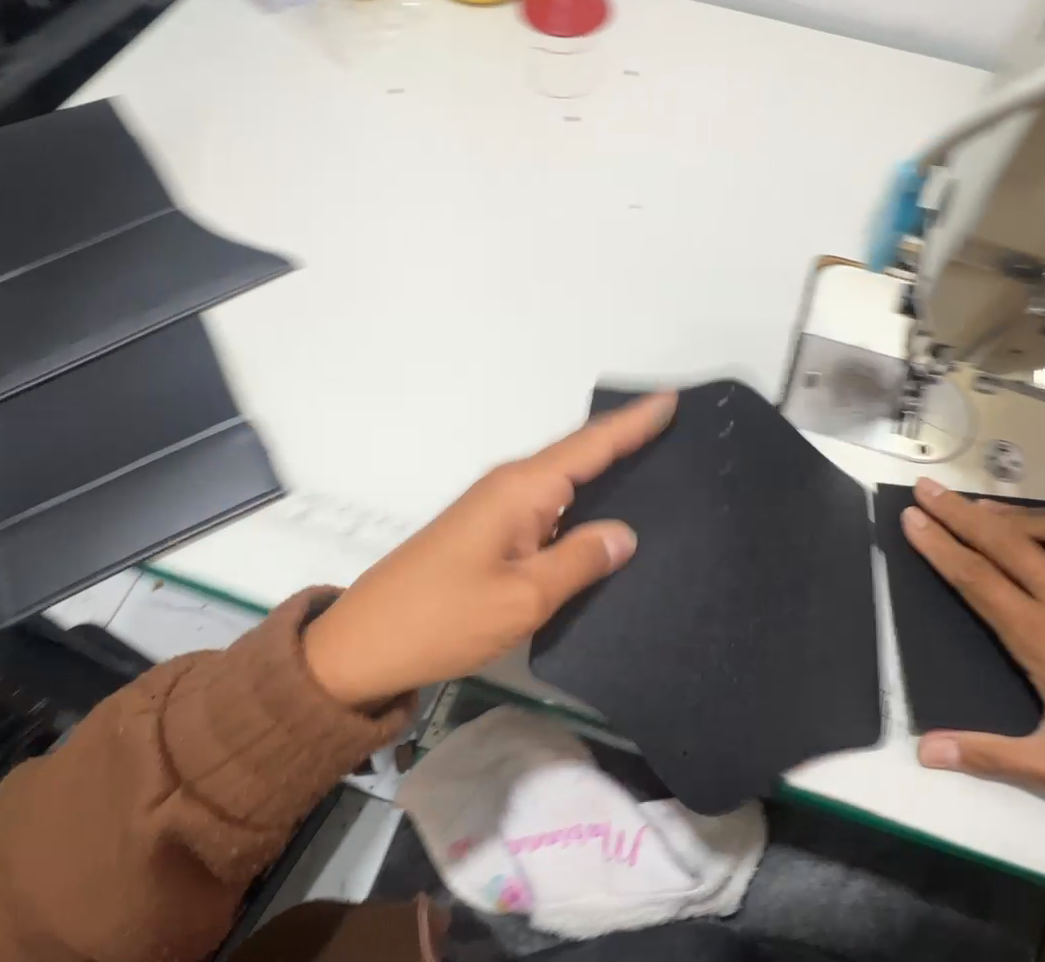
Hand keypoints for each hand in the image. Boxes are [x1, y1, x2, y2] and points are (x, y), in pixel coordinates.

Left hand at [302, 393, 676, 708]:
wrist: (365, 646)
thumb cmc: (445, 618)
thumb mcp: (524, 597)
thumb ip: (580, 560)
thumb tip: (625, 533)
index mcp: (521, 490)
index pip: (590, 445)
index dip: (633, 423)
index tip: (672, 399)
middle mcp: (509, 488)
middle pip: (578, 455)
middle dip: (625, 441)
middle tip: (679, 436)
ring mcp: (495, 510)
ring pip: (563, 483)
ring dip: (604, 474)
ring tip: (657, 471)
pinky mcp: (488, 535)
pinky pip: (548, 508)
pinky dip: (580, 506)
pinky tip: (603, 525)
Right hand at [900, 479, 1044, 809]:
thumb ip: (987, 753)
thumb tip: (923, 751)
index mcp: (1044, 638)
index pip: (976, 579)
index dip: (938, 545)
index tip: (911, 517)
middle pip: (1005, 542)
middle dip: (960, 512)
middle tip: (928, 489)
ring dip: (1022, 515)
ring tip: (994, 513)